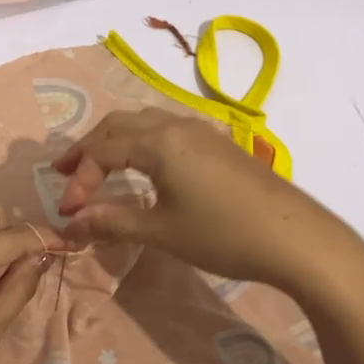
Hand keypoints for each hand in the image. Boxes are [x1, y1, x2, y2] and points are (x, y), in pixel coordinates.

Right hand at [54, 108, 363, 303]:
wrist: (298, 240)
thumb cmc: (224, 234)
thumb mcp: (161, 231)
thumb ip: (112, 222)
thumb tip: (70, 225)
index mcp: (158, 142)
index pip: (101, 150)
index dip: (78, 179)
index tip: (69, 213)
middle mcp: (176, 125)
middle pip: (118, 125)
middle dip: (87, 148)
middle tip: (65, 174)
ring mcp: (201, 131)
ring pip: (143, 123)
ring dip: (114, 142)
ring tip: (96, 168)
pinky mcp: (218, 145)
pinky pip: (165, 130)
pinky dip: (139, 143)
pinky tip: (141, 168)